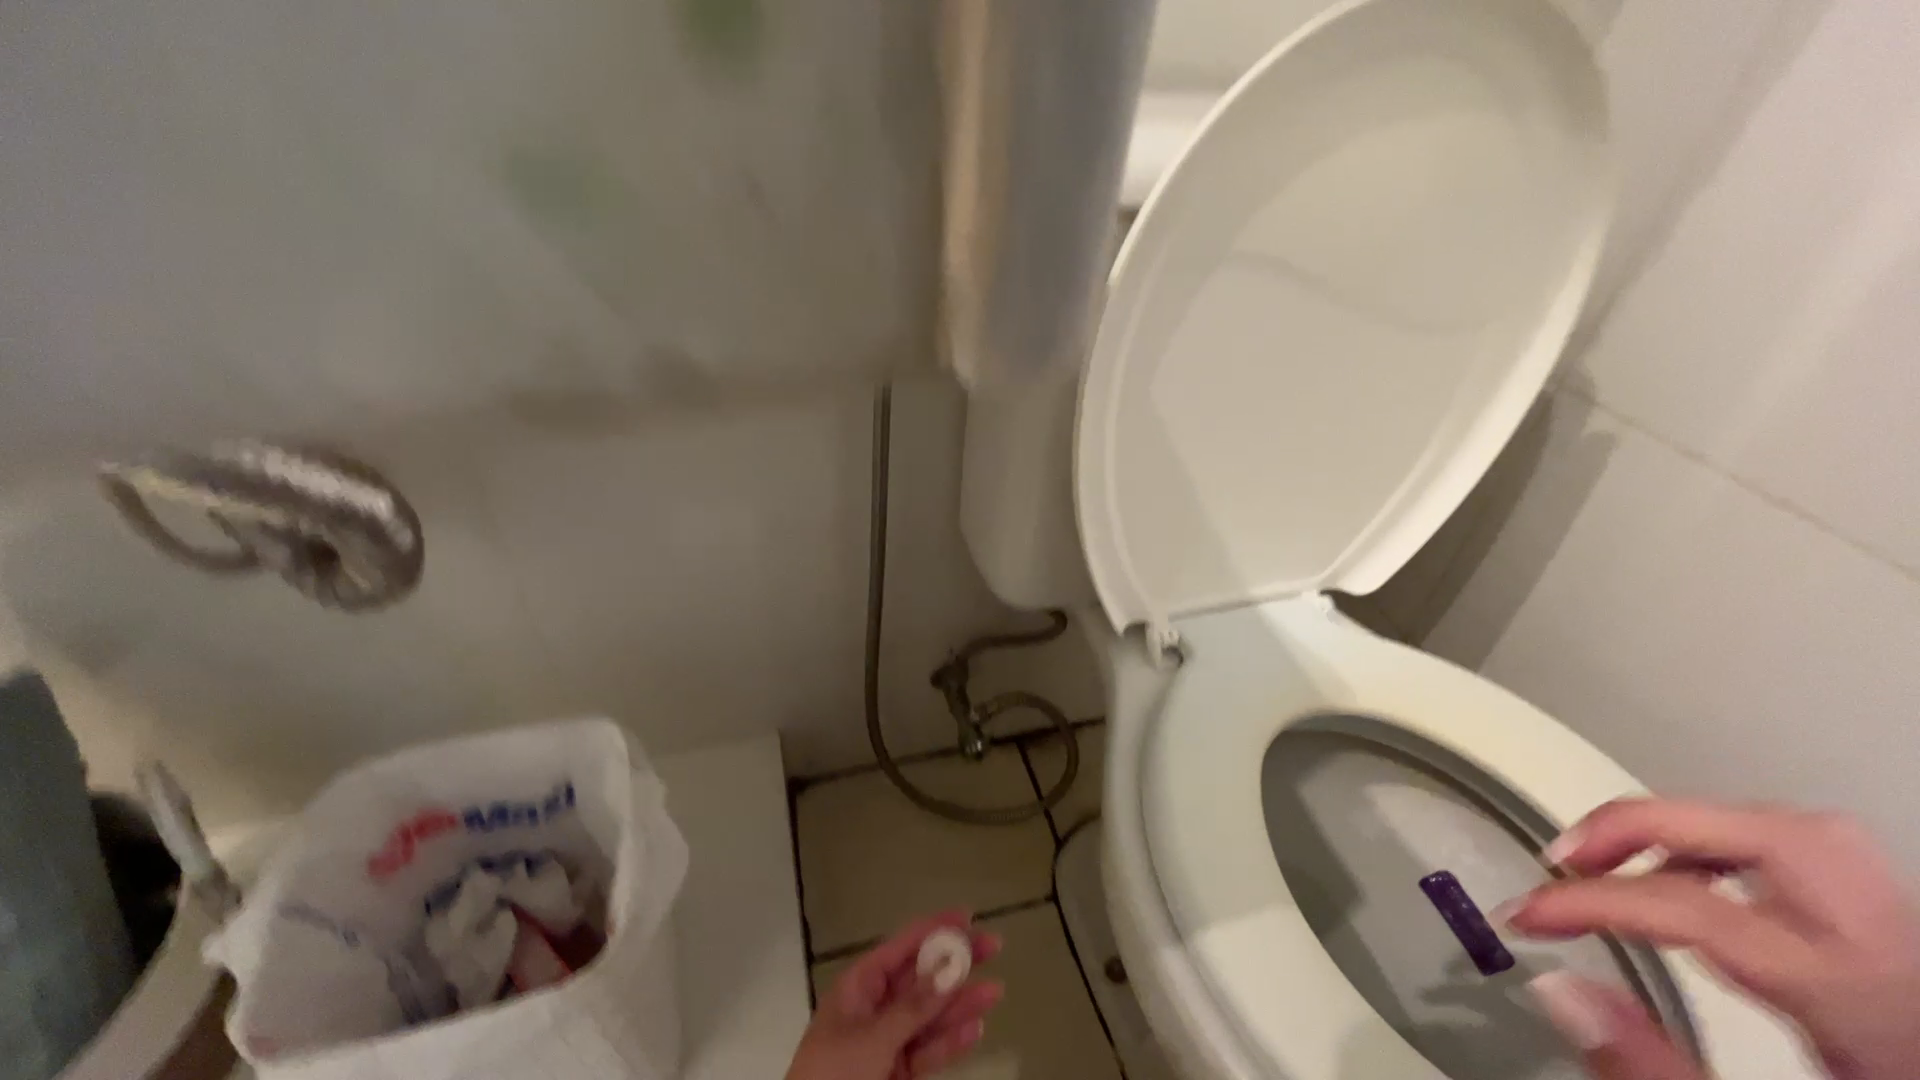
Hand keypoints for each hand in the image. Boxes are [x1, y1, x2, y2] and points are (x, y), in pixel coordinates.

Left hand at [786, 911, 1004, 1079]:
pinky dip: (951, 1042)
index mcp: (859, 986)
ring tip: (996, 992)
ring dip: (962, 1003)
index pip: (902, 947)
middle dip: (957, 962)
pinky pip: (928, 1051)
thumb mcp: (871, 1038)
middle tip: (994, 946)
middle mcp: (876, 1007)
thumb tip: (947, 970)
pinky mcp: (897, 1072)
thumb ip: (912, 1007)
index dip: (934, 928)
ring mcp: (888, 1041)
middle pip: (922, 977)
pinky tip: (976, 1029)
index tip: (968, 915)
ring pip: (931, 1015)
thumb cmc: (833, 1072)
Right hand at [1499, 799, 1919, 1079]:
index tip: (1529, 912)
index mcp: (1871, 1011)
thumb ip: (1656, 1064)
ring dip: (1687, 836)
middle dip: (1650, 828)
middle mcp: (1907, 965)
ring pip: (1798, 835)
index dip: (1598, 900)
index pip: (1705, 913)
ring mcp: (1910, 949)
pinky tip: (1686, 887)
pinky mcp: (1898, 951)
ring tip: (1615, 865)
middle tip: (1570, 857)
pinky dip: (1732, 857)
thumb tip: (1560, 990)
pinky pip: (1818, 864)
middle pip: (1778, 838)